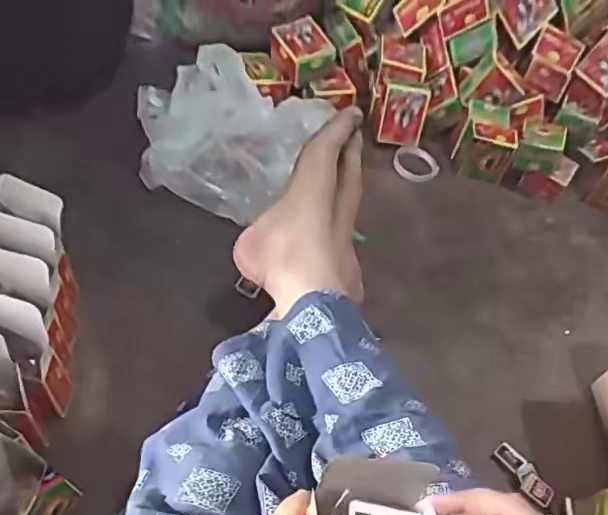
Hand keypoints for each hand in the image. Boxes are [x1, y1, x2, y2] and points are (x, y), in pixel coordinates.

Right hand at [232, 108, 365, 313]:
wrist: (312, 305)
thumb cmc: (280, 261)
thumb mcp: (252, 245)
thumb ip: (260, 239)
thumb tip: (264, 253)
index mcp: (312, 192)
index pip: (326, 153)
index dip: (337, 132)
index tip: (350, 115)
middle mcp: (336, 216)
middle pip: (349, 179)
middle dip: (351, 157)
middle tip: (354, 141)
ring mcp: (347, 248)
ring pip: (350, 216)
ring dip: (346, 202)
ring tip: (339, 197)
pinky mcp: (351, 277)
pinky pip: (344, 253)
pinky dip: (336, 247)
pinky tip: (329, 255)